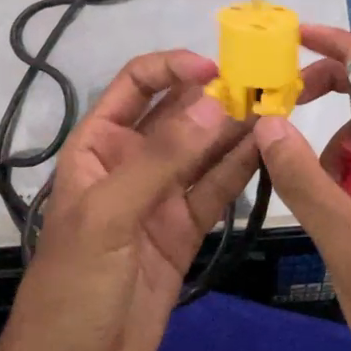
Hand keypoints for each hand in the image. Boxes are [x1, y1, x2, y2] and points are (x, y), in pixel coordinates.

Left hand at [0, 50, 255, 350]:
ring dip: (236, 128)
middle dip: (216, 95)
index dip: (172, 67)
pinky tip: (269, 148)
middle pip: (178, 113)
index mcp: (99, 143)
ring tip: (276, 109)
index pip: (136, 84)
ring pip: (204, 149)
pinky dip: (242, 169)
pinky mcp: (186, 229)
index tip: (216, 67)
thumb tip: (214, 104)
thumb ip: (160, 160)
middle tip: (263, 84)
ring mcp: (161, 195)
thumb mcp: (108, 214)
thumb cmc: (73, 283)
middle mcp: (132, 160)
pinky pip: (216, 189)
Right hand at [253, 25, 350, 350]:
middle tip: (286, 112)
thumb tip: (267, 121)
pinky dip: (350, 188)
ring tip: (328, 208)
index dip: (347, 48)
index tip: (300, 35)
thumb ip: (305, 180)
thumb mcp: (350, 245)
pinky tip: (340, 224)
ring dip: (340, 161)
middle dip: (334, 111)